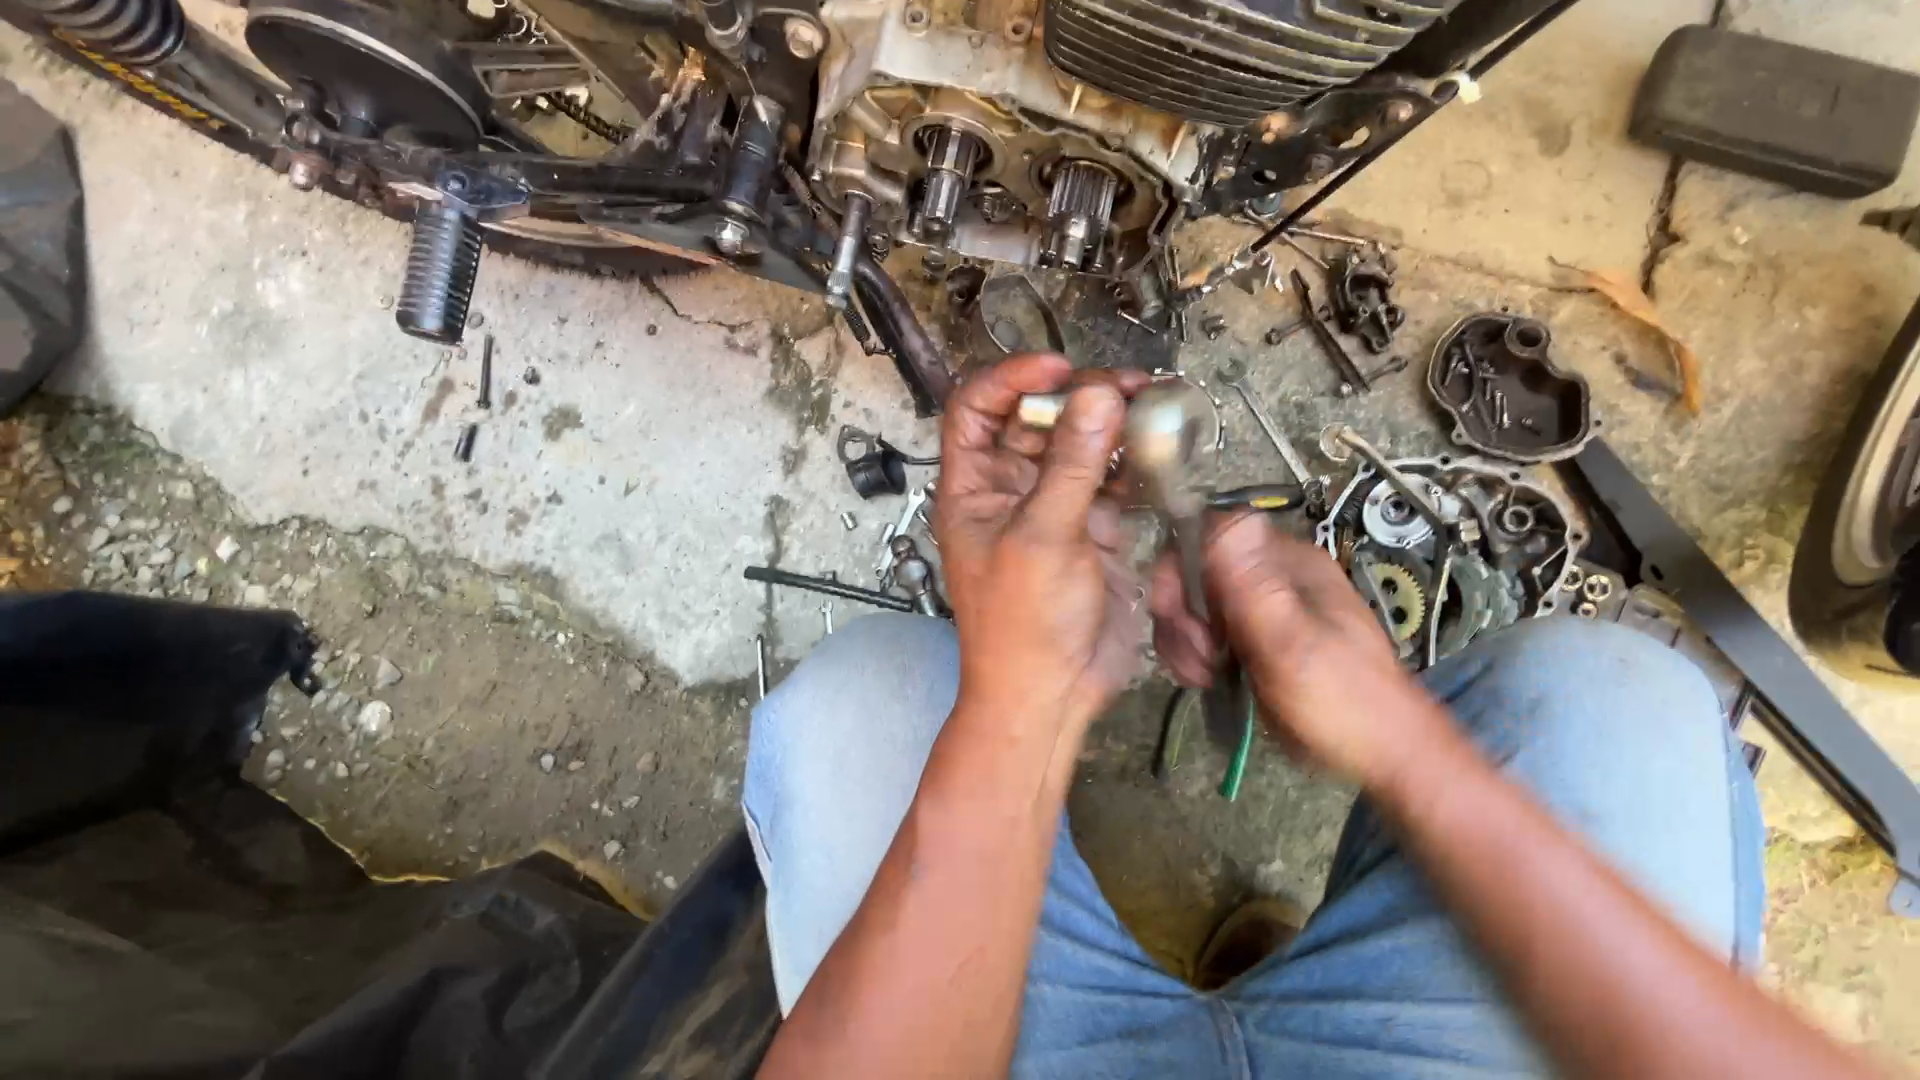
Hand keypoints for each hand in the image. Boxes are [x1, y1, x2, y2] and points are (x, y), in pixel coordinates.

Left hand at [935, 354, 1151, 732]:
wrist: (1053, 693)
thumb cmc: (1022, 623)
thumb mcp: (1041, 538)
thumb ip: (1072, 466)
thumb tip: (1099, 396)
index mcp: (972, 488)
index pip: (975, 409)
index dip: (1009, 380)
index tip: (1058, 369)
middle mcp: (1009, 490)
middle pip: (1037, 420)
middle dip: (1078, 396)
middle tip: (1127, 385)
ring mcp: (1054, 508)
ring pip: (1079, 446)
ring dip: (1112, 423)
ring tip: (1154, 402)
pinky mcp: (1093, 529)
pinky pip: (1111, 481)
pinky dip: (1134, 462)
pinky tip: (1160, 447)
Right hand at [1149, 512, 1463, 789]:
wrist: (1379, 752)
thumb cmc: (1341, 699)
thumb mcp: (1293, 642)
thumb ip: (1255, 584)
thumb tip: (1230, 516)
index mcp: (1286, 562)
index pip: (1207, 535)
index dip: (1180, 570)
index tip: (1180, 616)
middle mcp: (1269, 575)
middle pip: (1191, 571)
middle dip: (1181, 615)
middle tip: (1201, 656)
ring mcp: (1258, 608)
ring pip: (1190, 605)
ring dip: (1183, 640)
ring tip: (1206, 675)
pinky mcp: (1248, 639)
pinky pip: (1200, 632)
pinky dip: (1190, 654)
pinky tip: (1206, 679)